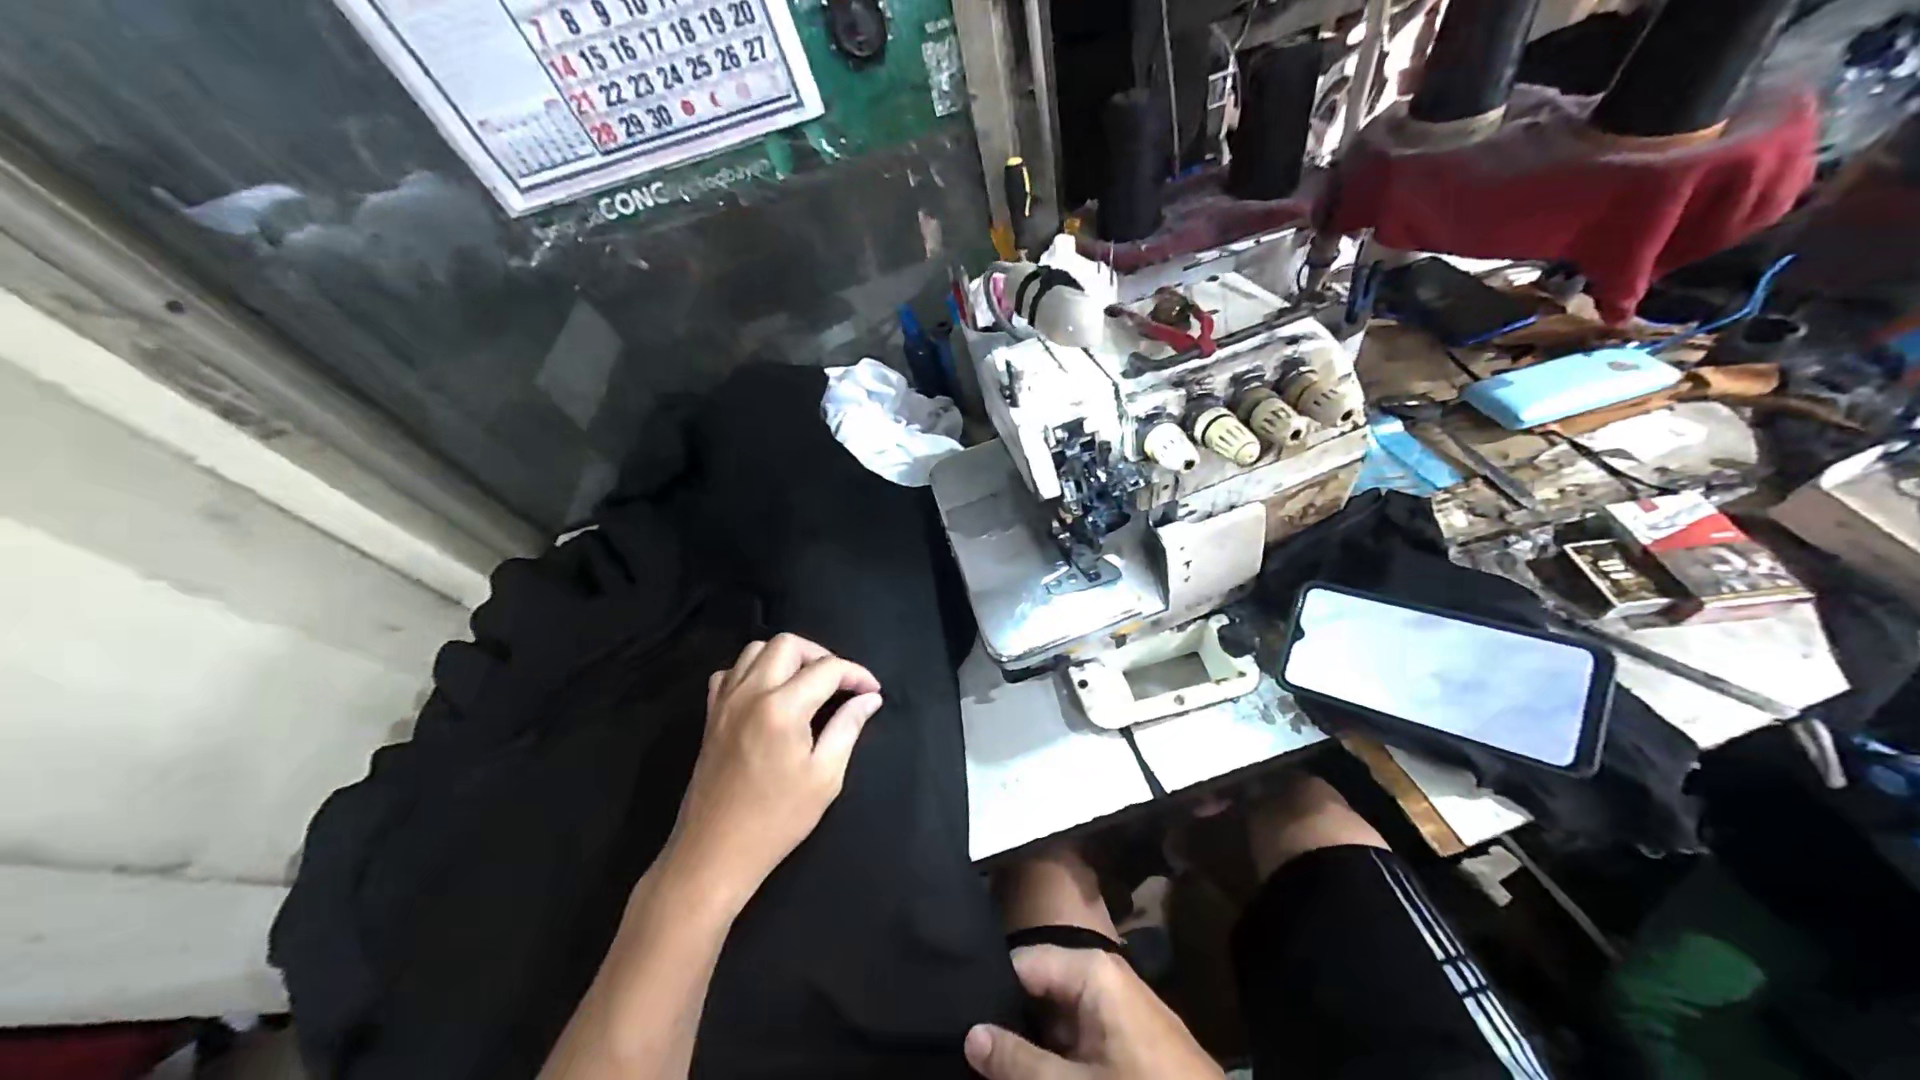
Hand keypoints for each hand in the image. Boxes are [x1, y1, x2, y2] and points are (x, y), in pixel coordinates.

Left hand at [659, 634, 882, 911]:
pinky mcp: (711, 715)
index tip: (872, 691)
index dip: (856, 674)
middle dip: (821, 655)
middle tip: (840, 684)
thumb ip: (848, 727)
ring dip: (787, 657)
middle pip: (789, 644)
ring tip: (807, 683)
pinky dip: (753, 671)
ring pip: (757, 650)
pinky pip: (731, 672)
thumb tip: (869, 698)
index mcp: (783, 707)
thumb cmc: (776, 820)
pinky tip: (768, 694)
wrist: (714, 853)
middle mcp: (751, 692)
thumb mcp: (825, 777)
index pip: (828, 668)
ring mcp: (725, 701)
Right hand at [964, 946, 1223, 1079]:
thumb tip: (970, 1034)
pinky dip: (1056, 1056)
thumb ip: (1019, 1062)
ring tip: (992, 1066)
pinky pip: (1078, 1035)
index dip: (989, 991)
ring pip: (1056, 1016)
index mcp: (1092, 969)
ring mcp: (1117, 1007)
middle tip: (971, 1051)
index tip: (958, 1019)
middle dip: (1008, 1021)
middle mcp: (1103, 976)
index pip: (1022, 961)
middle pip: (1038, 988)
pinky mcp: (1127, 1038)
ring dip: (1030, 1045)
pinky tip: (1032, 1074)